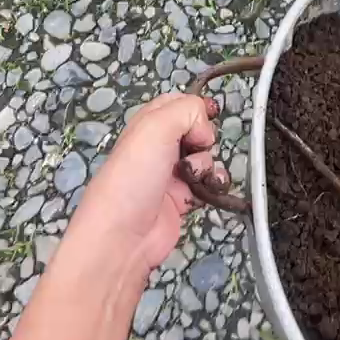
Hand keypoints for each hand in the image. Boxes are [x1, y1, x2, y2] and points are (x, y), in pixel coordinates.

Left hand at [67, 92, 222, 281]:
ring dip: (209, 161)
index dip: (195, 106)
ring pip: (206, 155)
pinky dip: (215, 183)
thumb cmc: (135, 176)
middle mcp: (159, 146)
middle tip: (197, 145)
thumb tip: (206, 131)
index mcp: (147, 124)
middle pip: (196, 128)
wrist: (124, 237)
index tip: (209, 113)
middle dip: (205, 134)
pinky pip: (210, 182)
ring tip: (196, 175)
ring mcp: (172, 173)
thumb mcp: (155, 127)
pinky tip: (209, 188)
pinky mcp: (185, 198)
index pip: (177, 102)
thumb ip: (188, 110)